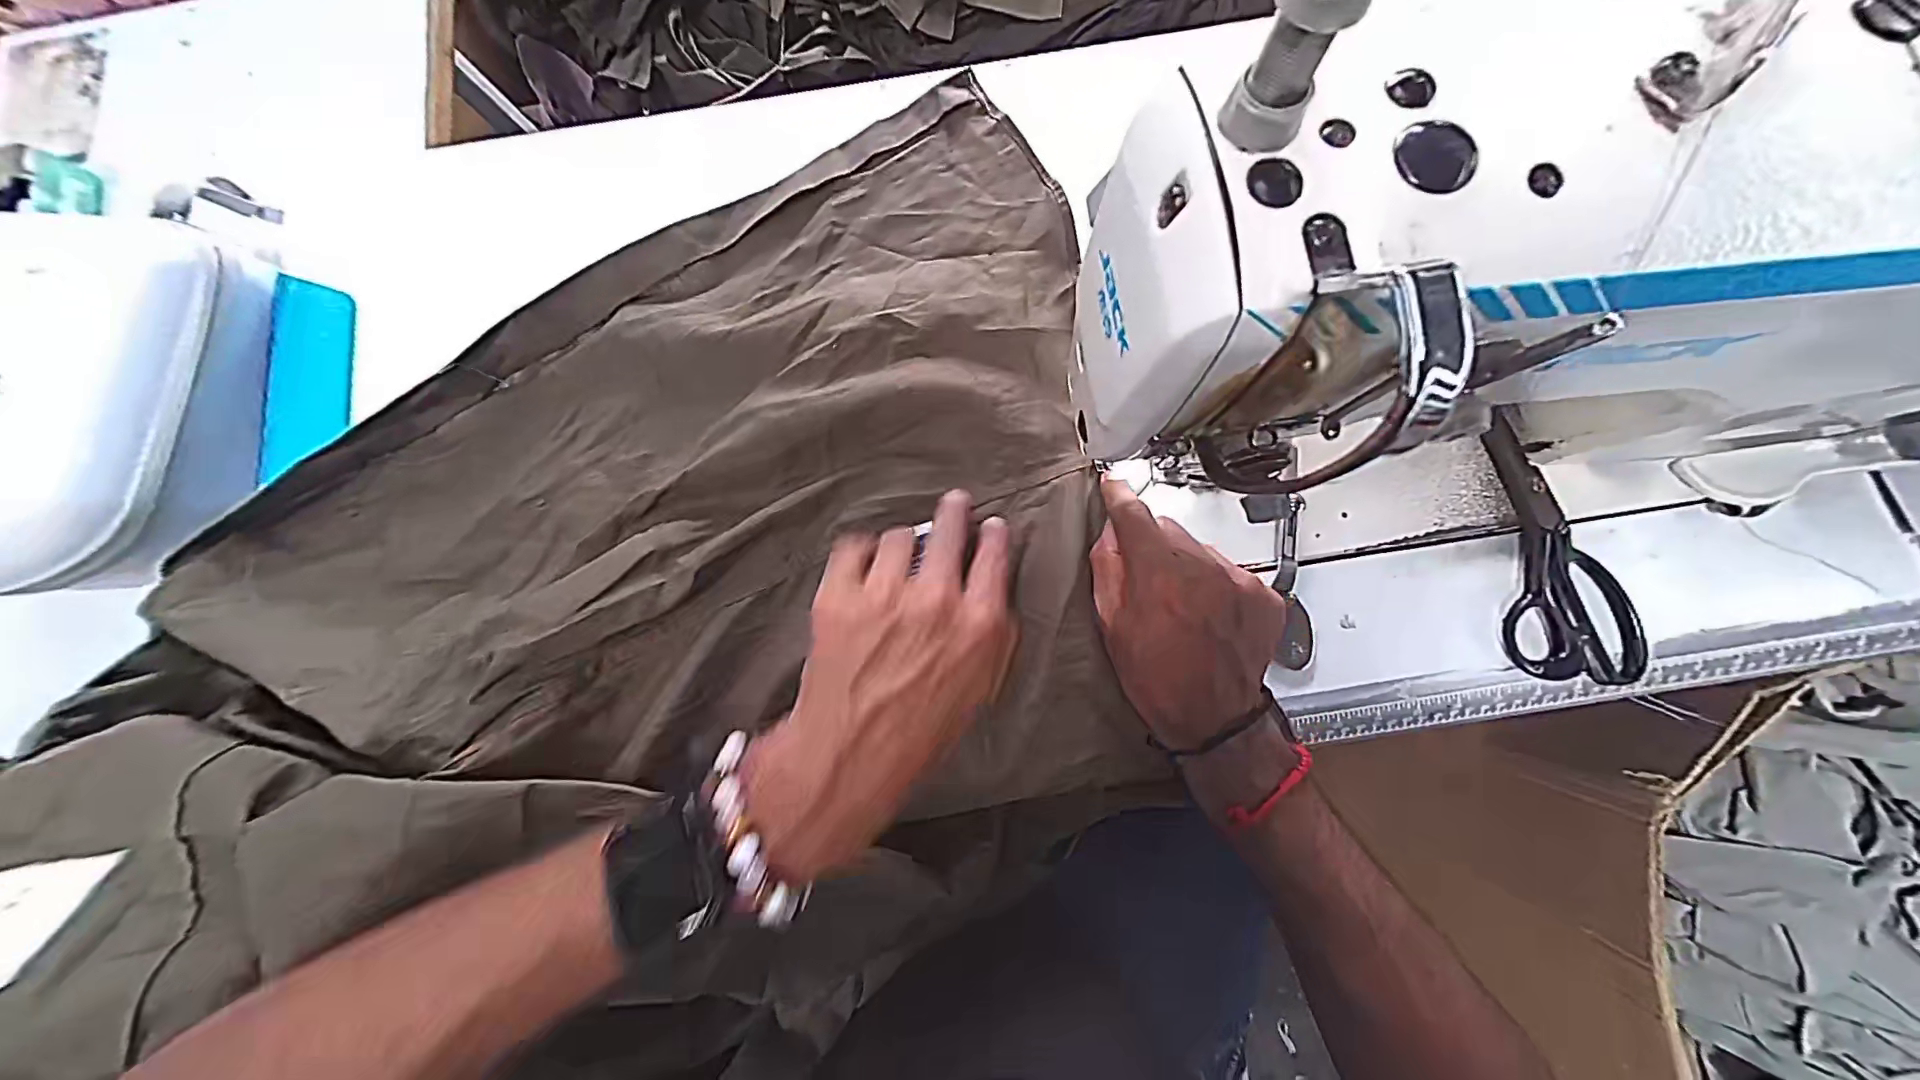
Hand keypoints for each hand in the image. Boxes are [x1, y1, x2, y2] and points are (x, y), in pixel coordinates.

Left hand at [741, 490, 1017, 880]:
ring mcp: (883, 594)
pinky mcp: (838, 595)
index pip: (995, 554)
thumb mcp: (981, 686)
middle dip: (954, 511)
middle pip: (950, 527)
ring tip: (897, 564)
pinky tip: (864, 571)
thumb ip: (996, 632)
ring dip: (902, 547)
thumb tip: (995, 583)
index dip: (993, 534)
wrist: (848, 755)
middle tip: (954, 505)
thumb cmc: (919, 731)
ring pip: (899, 537)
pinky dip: (860, 554)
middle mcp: (935, 600)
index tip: (990, 526)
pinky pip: (854, 547)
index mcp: (978, 623)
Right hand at [1089, 478, 1288, 750]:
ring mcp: (1234, 579)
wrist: (1214, 718)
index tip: (1114, 484)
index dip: (1119, 495)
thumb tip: (1109, 539)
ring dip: (1185, 566)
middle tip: (1146, 581)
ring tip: (1181, 606)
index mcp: (1157, 575)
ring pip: (1198, 548)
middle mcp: (1199, 568)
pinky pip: (1228, 570)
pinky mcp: (1261, 593)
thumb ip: (1107, 573)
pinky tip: (1207, 613)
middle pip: (1167, 530)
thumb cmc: (1161, 682)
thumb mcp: (1112, 628)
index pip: (1134, 514)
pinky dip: (1215, 583)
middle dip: (1152, 546)